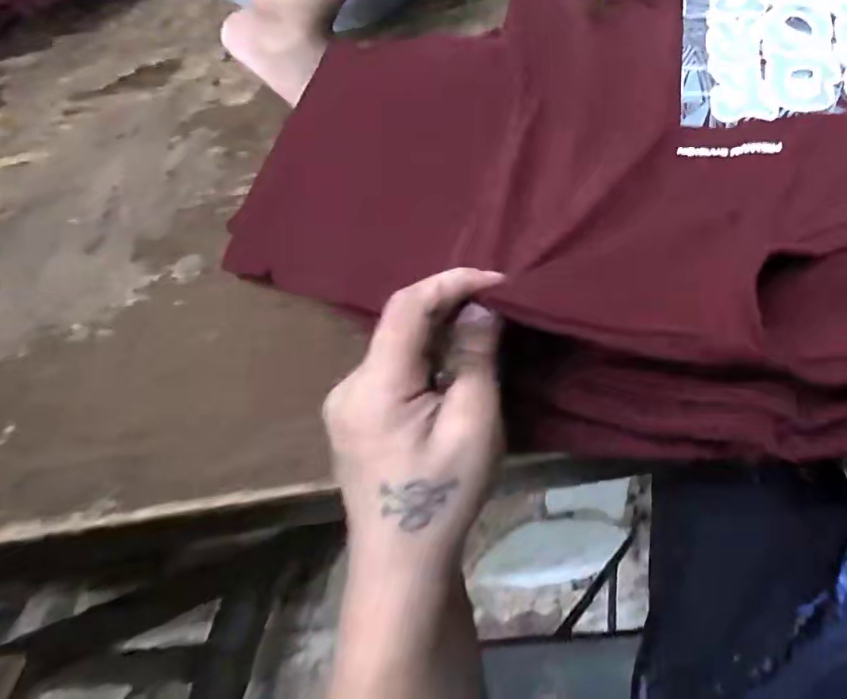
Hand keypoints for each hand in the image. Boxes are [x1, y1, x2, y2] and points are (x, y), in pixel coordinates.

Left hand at [323, 268, 506, 582]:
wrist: (402, 565)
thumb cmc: (442, 495)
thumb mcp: (473, 421)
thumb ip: (475, 356)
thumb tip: (480, 307)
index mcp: (374, 385)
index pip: (408, 305)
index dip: (453, 281)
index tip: (499, 281)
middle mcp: (350, 384)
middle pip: (400, 320)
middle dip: (449, 301)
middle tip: (498, 300)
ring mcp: (347, 401)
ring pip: (397, 341)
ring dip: (439, 327)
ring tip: (484, 324)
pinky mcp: (355, 415)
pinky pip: (393, 364)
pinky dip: (427, 351)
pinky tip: (454, 359)